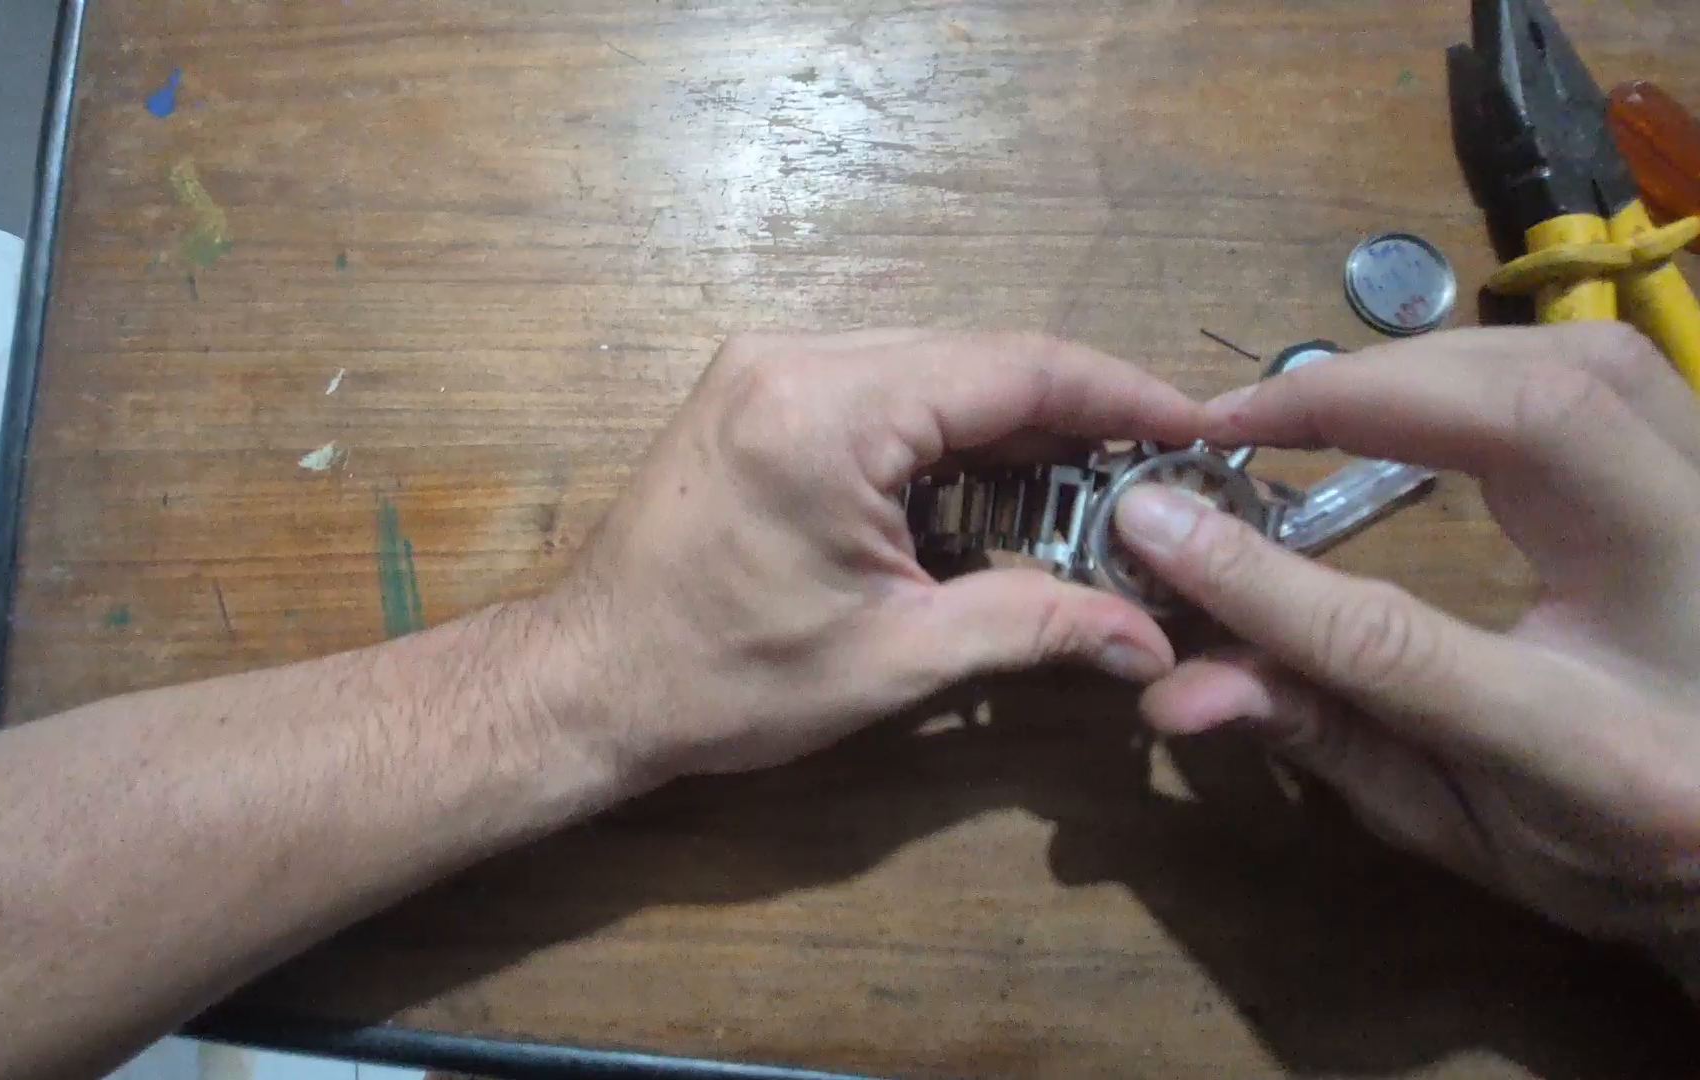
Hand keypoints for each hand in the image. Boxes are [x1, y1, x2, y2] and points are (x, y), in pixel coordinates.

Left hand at [556, 329, 1201, 780]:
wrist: (591, 677)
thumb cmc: (724, 678)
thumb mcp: (890, 655)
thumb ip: (1030, 624)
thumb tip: (1150, 639)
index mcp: (828, 409)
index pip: (1012, 366)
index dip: (1117, 394)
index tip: (1193, 426)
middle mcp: (792, 355)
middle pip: (970, 361)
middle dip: (1062, 420)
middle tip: (1139, 480)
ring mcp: (762, 365)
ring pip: (923, 370)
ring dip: (999, 427)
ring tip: (1074, 491)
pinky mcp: (748, 391)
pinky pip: (872, 388)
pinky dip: (934, 431)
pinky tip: (976, 484)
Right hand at [1111, 325, 1699, 969]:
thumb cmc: (1584, 836)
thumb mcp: (1431, 816)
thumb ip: (1308, 736)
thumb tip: (1169, 692)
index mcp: (1601, 755)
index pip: (1388, 641)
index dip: (1251, 574)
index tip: (1148, 515)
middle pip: (1541, 427)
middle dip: (1355, 396)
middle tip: (1231, 419)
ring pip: (1586, 366)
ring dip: (1414, 364)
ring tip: (1300, 403)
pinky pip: (1614, 365)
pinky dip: (1481, 358)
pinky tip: (1399, 392)